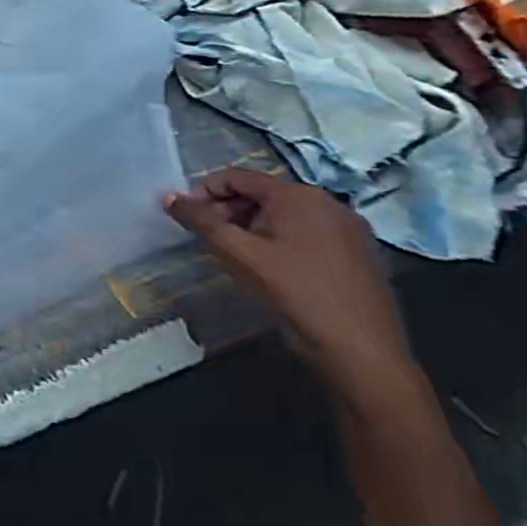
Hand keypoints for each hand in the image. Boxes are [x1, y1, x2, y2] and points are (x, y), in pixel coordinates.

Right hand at [164, 169, 415, 404]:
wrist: (358, 347)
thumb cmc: (291, 289)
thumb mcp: (234, 250)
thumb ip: (197, 219)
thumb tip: (168, 196)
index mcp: (300, 196)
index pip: (236, 177)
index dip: (204, 193)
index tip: (187, 218)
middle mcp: (329, 204)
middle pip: (261, 194)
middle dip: (227, 211)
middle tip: (208, 238)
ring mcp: (349, 230)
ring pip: (282, 215)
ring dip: (250, 227)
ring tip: (236, 254)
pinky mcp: (357, 253)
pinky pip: (305, 233)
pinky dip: (277, 240)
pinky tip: (269, 267)